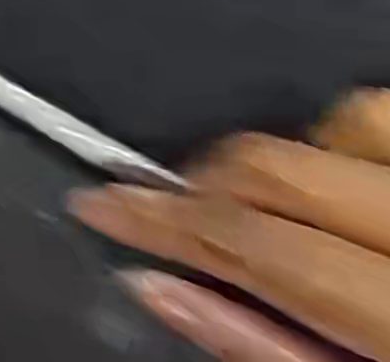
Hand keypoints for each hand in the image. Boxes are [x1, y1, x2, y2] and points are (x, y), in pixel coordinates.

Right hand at [71, 88, 389, 360]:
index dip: (155, 219)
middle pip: (281, 165)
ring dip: (294, 154)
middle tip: (172, 208)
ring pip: (355, 119)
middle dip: (203, 182)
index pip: (259, 245)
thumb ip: (278, 355)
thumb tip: (151, 283)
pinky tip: (367, 181)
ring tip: (290, 199)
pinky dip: (366, 141)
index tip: (94, 205)